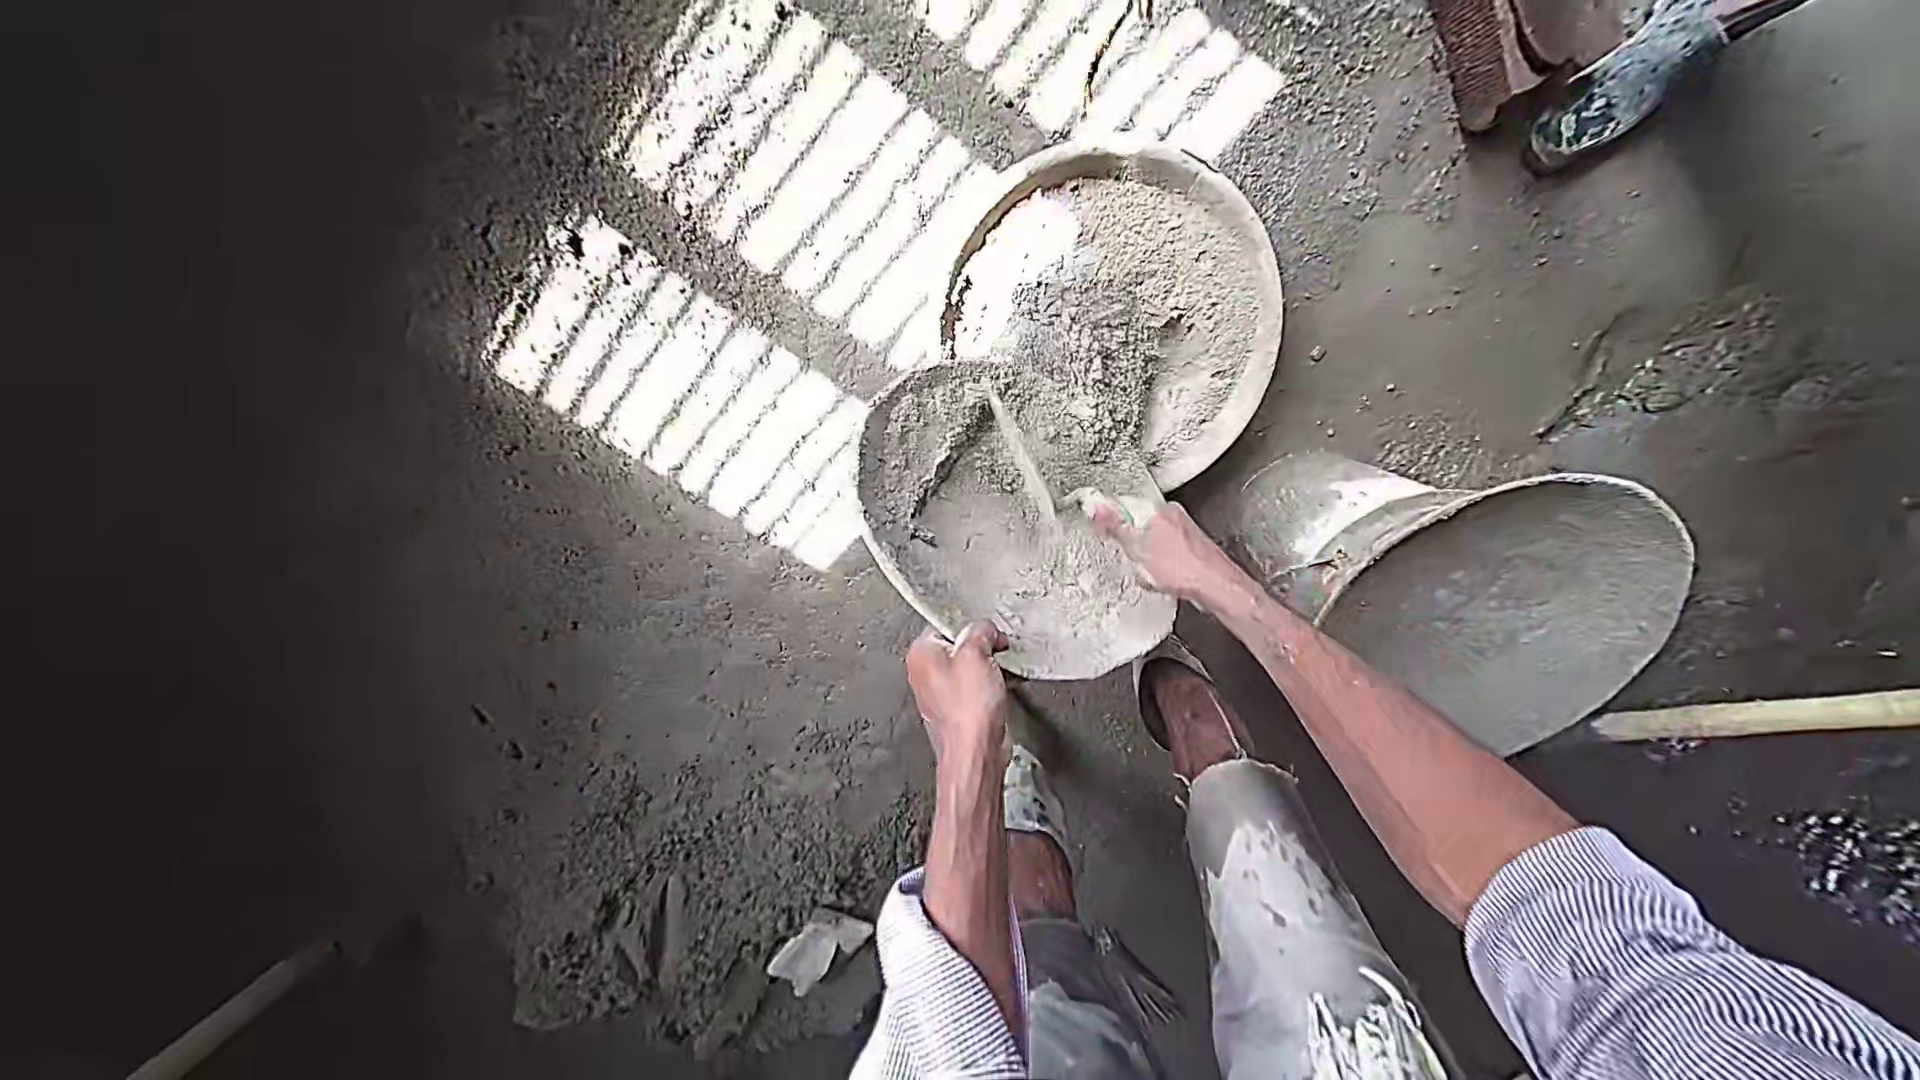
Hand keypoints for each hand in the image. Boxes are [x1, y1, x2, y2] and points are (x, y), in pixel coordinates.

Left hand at [906, 621, 1010, 764]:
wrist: (976, 752)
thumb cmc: (968, 709)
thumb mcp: (976, 653)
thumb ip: (981, 630)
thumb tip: (986, 630)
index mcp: (921, 654)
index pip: (946, 624)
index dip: (970, 626)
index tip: (986, 632)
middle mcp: (926, 673)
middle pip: (959, 645)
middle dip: (982, 648)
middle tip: (995, 652)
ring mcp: (941, 693)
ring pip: (970, 666)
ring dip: (990, 667)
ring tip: (1000, 673)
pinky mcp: (959, 709)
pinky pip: (977, 687)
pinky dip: (992, 684)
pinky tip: (1004, 687)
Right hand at [1087, 499, 1241, 603]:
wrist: (1216, 586)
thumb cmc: (1184, 570)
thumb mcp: (1137, 549)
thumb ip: (1114, 525)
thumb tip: (1096, 507)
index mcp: (1158, 508)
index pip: (1122, 504)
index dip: (1108, 521)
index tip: (1102, 533)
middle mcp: (1172, 513)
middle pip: (1136, 520)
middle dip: (1127, 539)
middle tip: (1128, 556)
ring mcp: (1182, 528)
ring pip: (1150, 535)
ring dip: (1143, 551)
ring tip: (1147, 569)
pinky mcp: (1188, 544)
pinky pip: (1163, 548)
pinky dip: (1158, 560)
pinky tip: (1161, 574)